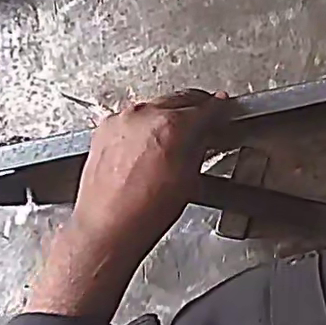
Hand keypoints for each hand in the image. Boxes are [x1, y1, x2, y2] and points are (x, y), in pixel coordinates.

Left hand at [26, 90, 230, 316]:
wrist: (108, 225)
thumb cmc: (145, 211)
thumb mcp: (188, 180)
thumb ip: (198, 148)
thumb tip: (201, 136)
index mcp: (172, 125)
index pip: (204, 108)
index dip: (218, 108)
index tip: (221, 107)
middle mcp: (144, 115)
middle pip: (178, 99)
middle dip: (193, 106)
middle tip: (203, 115)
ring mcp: (121, 119)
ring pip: (153, 106)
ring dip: (167, 113)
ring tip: (174, 133)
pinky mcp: (104, 128)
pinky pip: (131, 118)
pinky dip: (143, 124)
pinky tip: (147, 143)